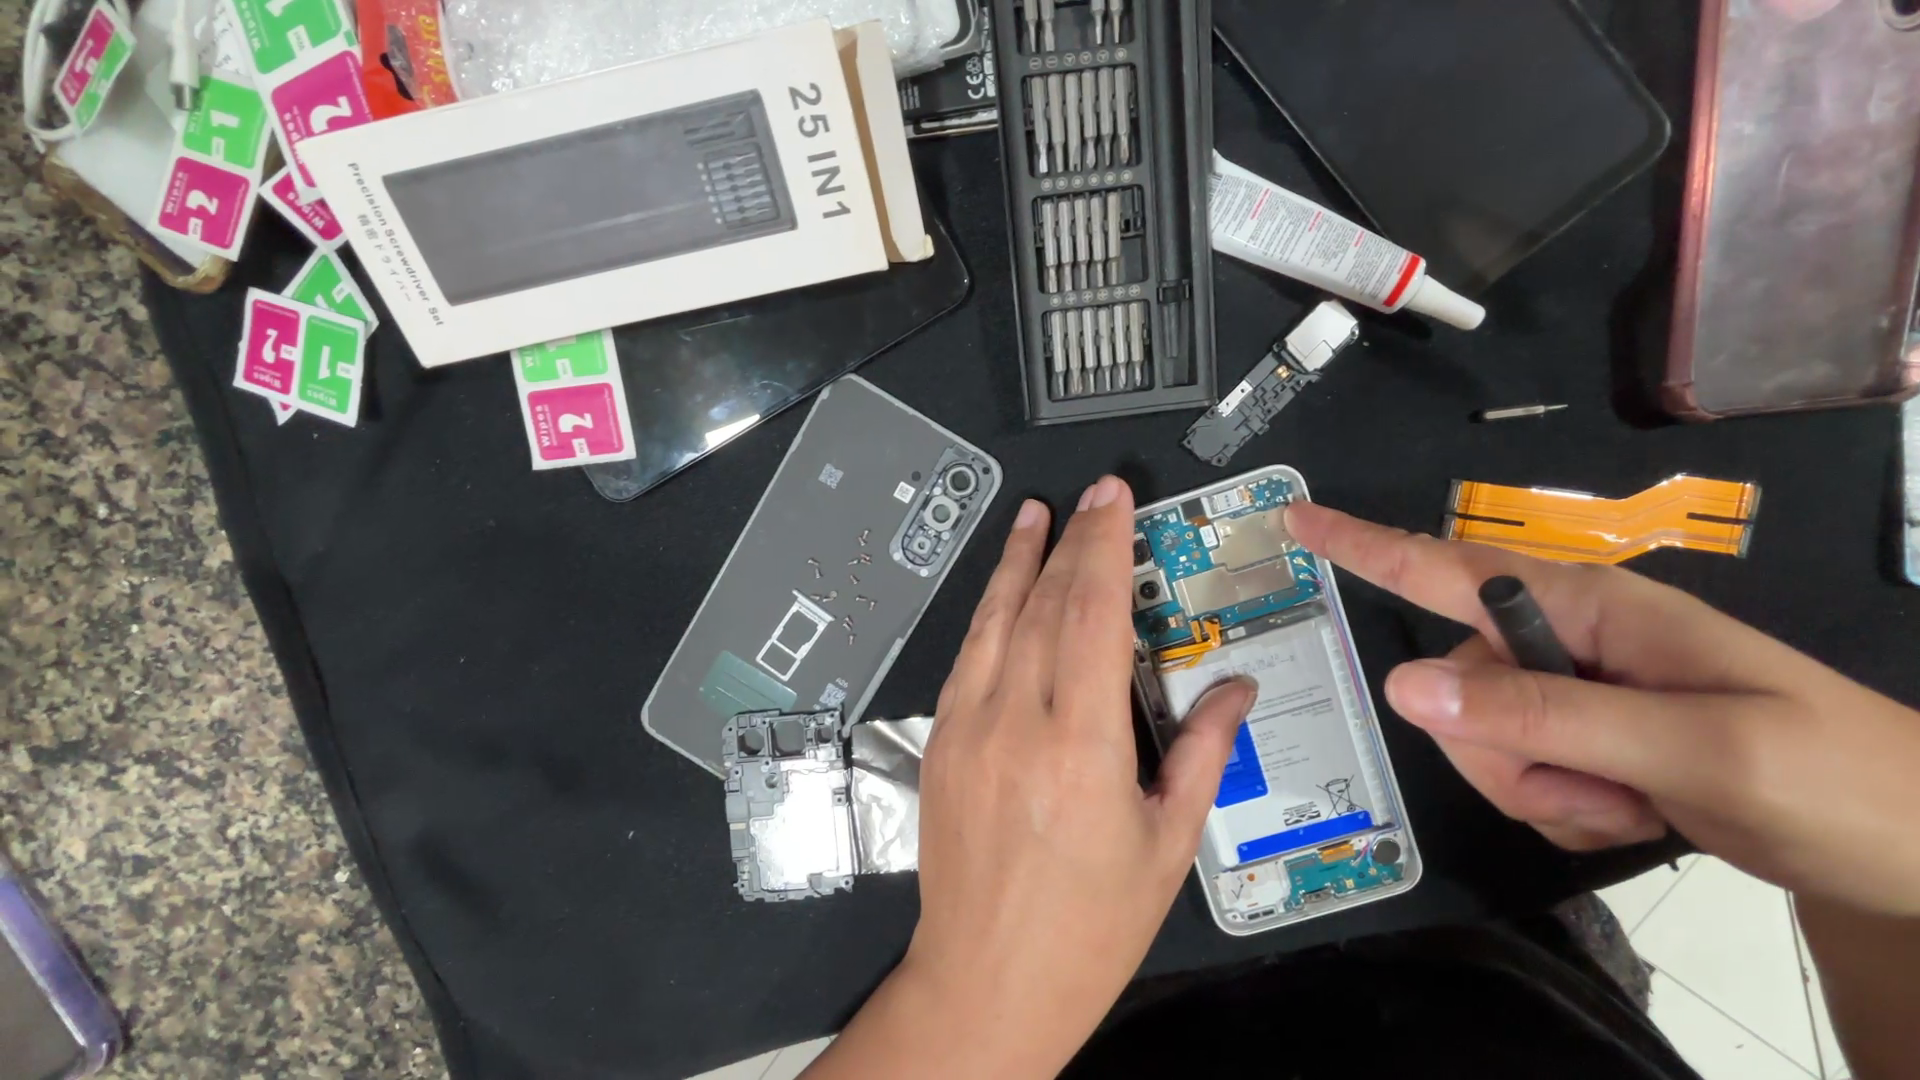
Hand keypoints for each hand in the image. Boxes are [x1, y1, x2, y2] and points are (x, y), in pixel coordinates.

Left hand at [810, 477, 1255, 1079]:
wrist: (985, 982)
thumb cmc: (1088, 928)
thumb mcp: (1167, 846)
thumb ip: (1202, 754)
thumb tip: (1237, 691)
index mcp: (1081, 747)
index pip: (1092, 615)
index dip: (1104, 546)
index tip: (1113, 500)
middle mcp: (1016, 723)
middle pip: (1043, 604)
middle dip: (1071, 540)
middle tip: (1092, 496)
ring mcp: (966, 727)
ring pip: (993, 620)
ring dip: (1016, 561)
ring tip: (1034, 515)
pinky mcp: (938, 741)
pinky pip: (967, 658)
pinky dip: (987, 612)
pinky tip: (1000, 588)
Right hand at [1284, 502, 1919, 916]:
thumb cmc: (1840, 780)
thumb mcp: (1693, 750)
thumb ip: (1540, 715)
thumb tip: (1400, 684)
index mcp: (1586, 607)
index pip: (1448, 567)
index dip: (1365, 544)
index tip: (1296, 518)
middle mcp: (1562, 639)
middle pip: (1453, 685)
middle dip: (1504, 752)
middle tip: (1602, 788)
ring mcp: (1569, 691)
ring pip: (1476, 740)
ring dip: (1542, 789)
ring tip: (1634, 802)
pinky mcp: (1579, 739)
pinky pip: (1514, 777)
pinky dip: (1561, 809)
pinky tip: (1631, 814)